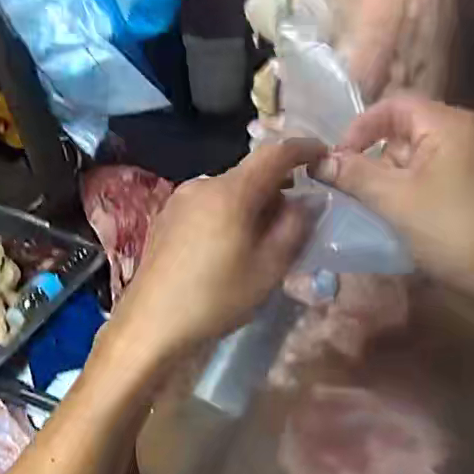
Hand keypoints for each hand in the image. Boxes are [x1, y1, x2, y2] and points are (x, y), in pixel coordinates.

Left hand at [104, 139, 323, 365]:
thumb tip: (308, 200)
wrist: (150, 323)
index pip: (275, 154)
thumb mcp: (268, 268)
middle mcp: (201, 185)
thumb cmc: (215, 298)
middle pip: (248, 174)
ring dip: (249, 204)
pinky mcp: (164, 218)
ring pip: (226, 191)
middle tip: (294, 220)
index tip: (323, 155)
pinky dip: (225, 214)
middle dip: (276, 189)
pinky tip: (226, 247)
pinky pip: (206, 205)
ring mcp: (178, 200)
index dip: (303, 149)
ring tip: (259, 240)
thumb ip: (295, 227)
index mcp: (230, 191)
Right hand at [313, 97, 473, 298]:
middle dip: (374, 157)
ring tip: (378, 207)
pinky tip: (402, 215)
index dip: (359, 128)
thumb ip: (354, 174)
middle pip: (404, 129)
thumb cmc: (452, 230)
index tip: (338, 161)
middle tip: (355, 190)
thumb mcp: (394, 200)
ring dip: (390, 177)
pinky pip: (432, 172)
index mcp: (450, 124)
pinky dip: (410, 188)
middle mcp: (467, 131)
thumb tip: (319, 161)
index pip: (393, 105)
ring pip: (416, 154)